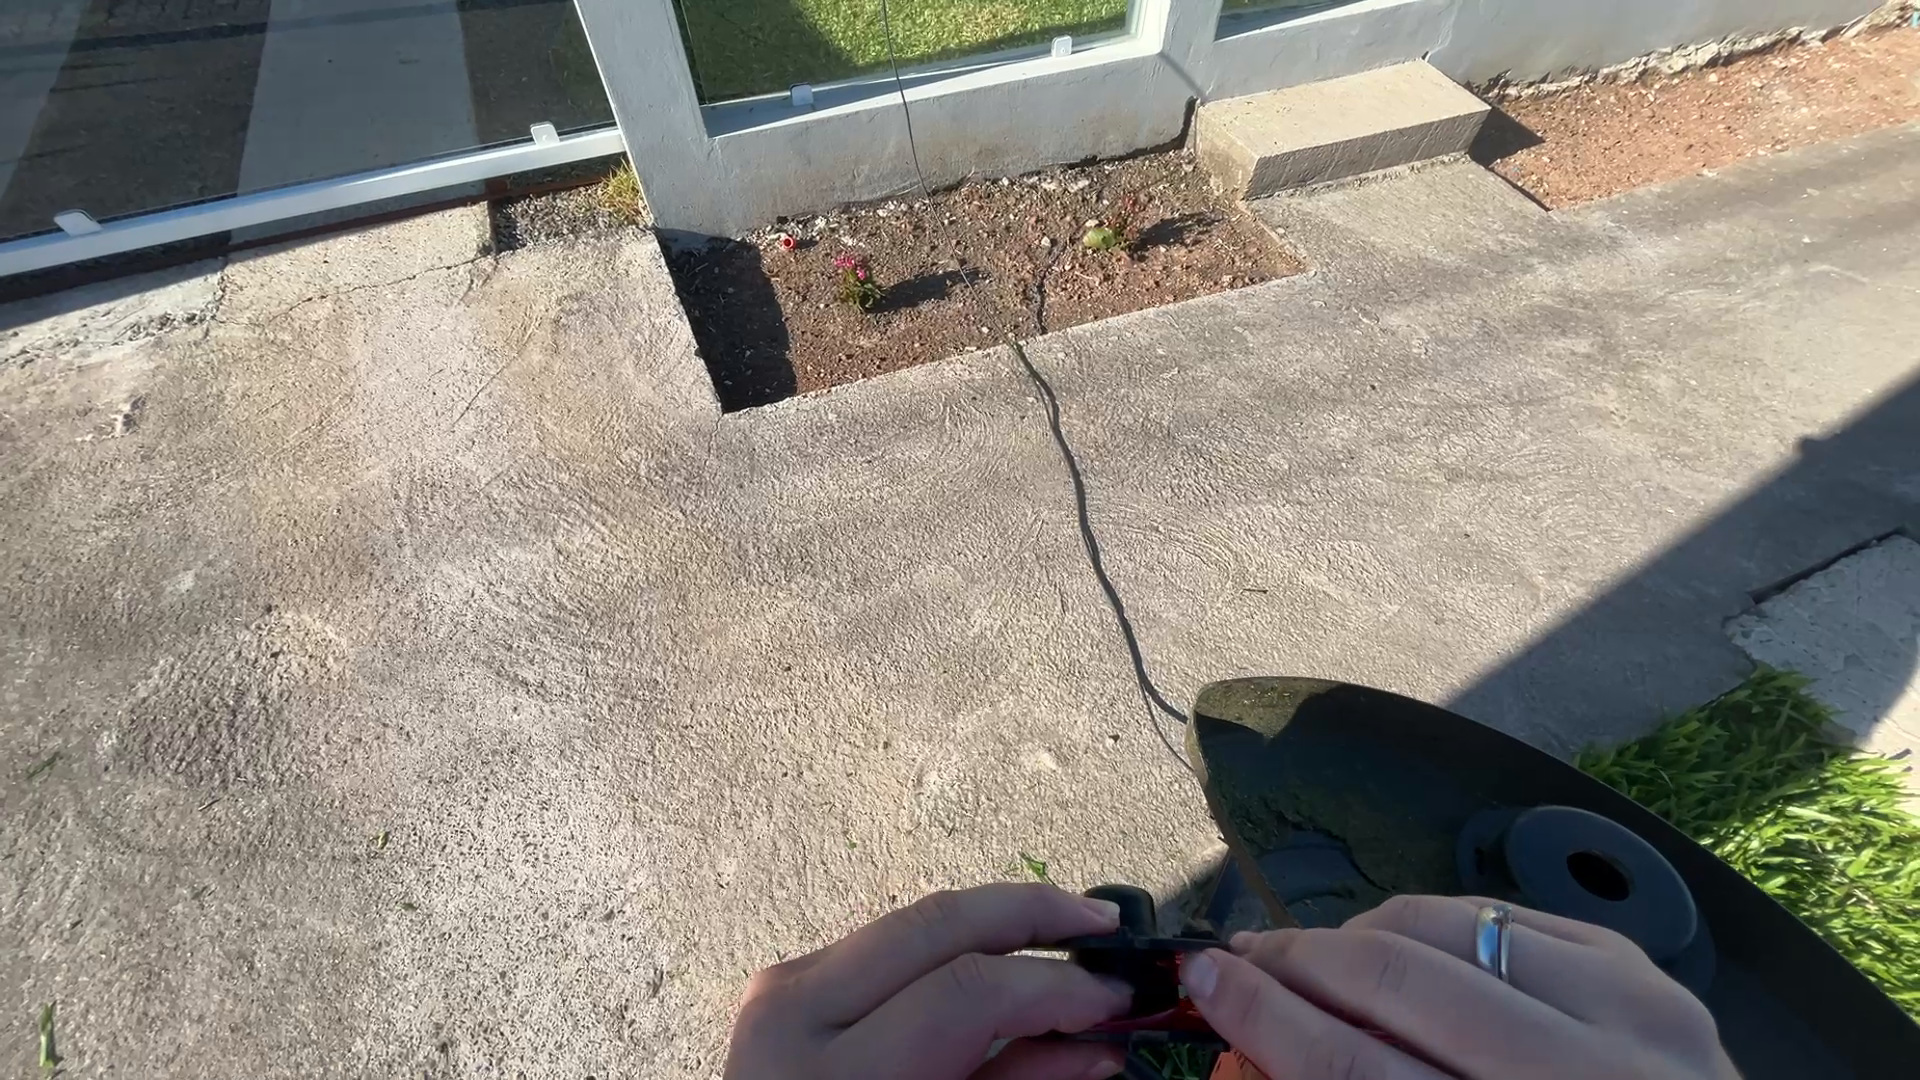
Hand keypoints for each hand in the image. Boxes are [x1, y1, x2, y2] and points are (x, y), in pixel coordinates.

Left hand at [724, 883, 1134, 1078]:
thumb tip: (1098, 1044)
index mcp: (834, 1077)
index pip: (964, 993)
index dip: (1052, 985)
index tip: (1113, 993)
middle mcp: (799, 1007)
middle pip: (939, 921)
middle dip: (1033, 910)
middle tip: (1103, 922)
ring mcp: (786, 982)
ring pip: (917, 918)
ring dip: (998, 917)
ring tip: (1066, 925)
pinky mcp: (789, 975)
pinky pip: (892, 942)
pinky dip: (954, 941)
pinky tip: (1000, 946)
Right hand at [1181, 895, 1738, 1079]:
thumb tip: (1239, 1046)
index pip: (1358, 1073)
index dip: (1263, 1019)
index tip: (1201, 976)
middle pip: (1393, 982)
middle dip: (1291, 960)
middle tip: (1237, 955)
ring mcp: (1636, 1017)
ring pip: (1432, 927)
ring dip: (1349, 938)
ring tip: (1318, 962)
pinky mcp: (1639, 969)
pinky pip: (1479, 911)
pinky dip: (1416, 926)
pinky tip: (1399, 956)